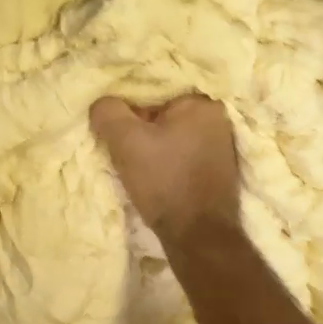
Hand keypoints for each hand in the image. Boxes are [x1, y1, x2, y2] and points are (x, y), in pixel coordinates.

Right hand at [89, 93, 240, 240]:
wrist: (199, 240)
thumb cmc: (165, 181)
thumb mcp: (126, 140)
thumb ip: (108, 110)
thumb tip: (101, 102)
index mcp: (201, 101)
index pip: (156, 83)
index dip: (128, 94)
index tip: (111, 108)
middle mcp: (217, 117)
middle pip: (164, 106)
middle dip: (139, 116)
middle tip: (116, 129)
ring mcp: (220, 144)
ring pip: (172, 128)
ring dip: (151, 136)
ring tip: (128, 148)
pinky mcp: (216, 168)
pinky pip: (181, 147)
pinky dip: (164, 152)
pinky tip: (148, 165)